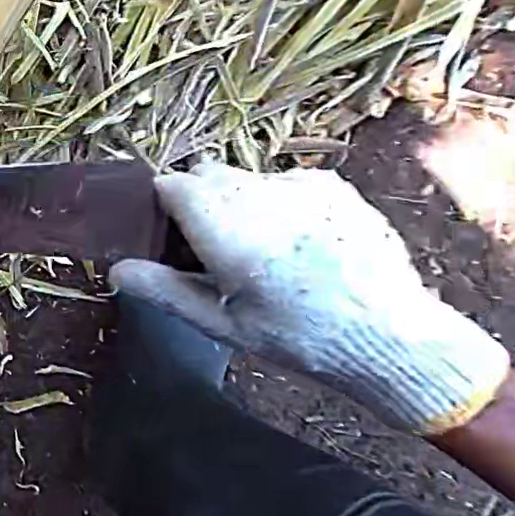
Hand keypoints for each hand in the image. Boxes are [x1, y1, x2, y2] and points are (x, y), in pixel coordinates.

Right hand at [109, 161, 509, 434]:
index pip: (169, 185)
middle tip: (214, 247)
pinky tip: (297, 240)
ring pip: (243, 177)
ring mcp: (297, 185)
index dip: (163, 207)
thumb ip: (163, 289)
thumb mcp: (221, 323)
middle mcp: (256, 194)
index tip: (174, 237)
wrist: (398, 341)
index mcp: (223, 225)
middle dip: (199, 201)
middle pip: (204, 175)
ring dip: (237, 200)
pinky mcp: (331, 186)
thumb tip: (116, 271)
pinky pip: (282, 181)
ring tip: (261, 246)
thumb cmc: (298, 336)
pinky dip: (276, 201)